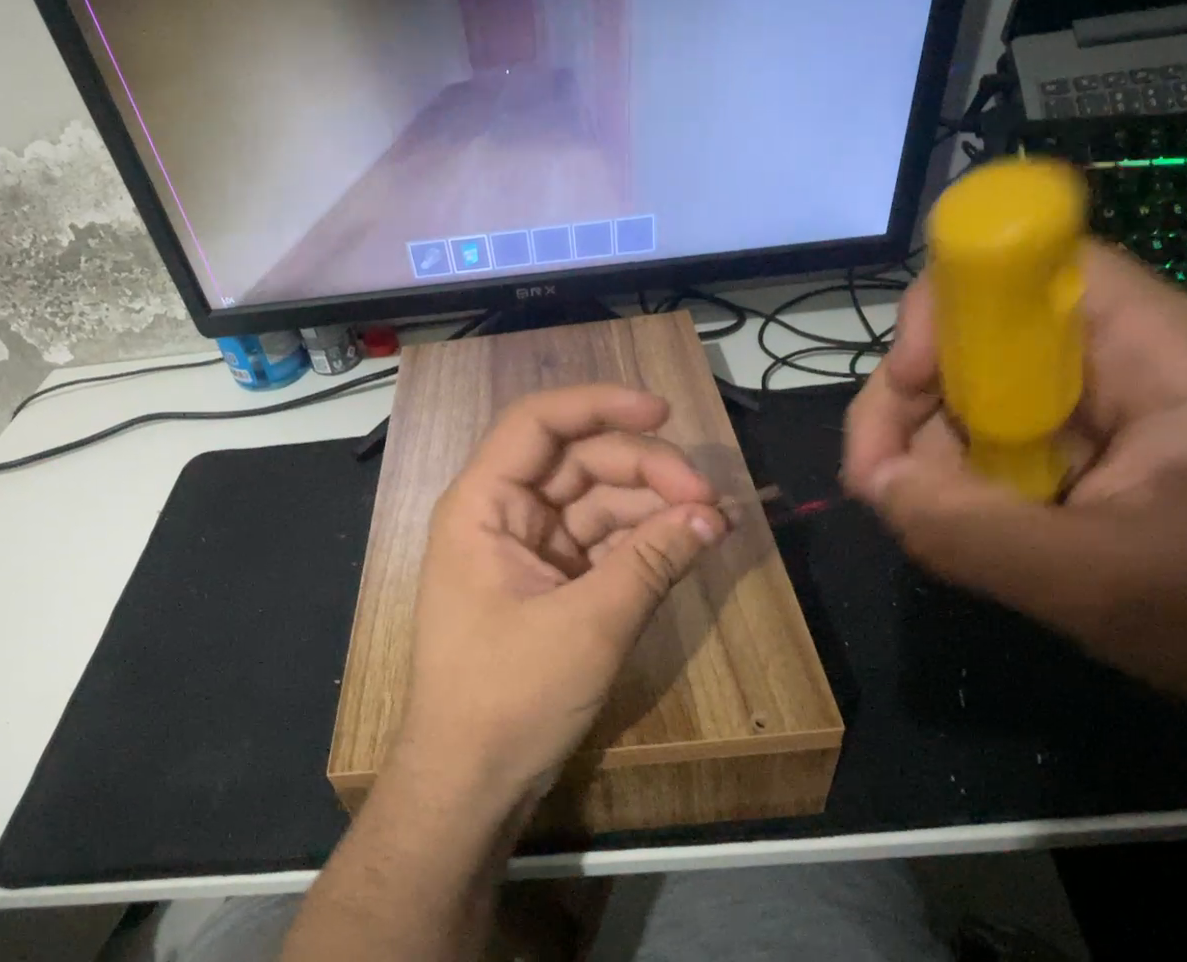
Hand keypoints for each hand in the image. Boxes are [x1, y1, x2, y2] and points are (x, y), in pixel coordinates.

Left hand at [394, 384, 729, 810]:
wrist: (471, 781)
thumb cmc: (508, 695)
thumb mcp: (588, 625)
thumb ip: (651, 562)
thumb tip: (715, 515)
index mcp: (484, 505)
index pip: (538, 423)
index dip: (599, 405)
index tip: (663, 413)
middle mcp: (503, 516)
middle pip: (579, 462)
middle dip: (644, 470)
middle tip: (707, 499)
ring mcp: (527, 552)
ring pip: (595, 503)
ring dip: (651, 508)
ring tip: (712, 522)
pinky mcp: (550, 586)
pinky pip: (600, 545)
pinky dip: (642, 544)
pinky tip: (687, 545)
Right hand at [843, 243, 1186, 704]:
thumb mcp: (1103, 579)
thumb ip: (975, 531)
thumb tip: (874, 483)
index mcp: (1154, 354)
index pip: (1038, 270)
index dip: (958, 305)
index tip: (909, 383)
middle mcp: (1114, 367)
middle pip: (981, 336)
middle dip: (912, 399)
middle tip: (874, 480)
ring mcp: (1092, 417)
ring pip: (971, 398)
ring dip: (923, 453)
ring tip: (917, 521)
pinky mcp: (1076, 461)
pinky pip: (987, 448)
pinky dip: (951, 483)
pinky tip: (952, 528)